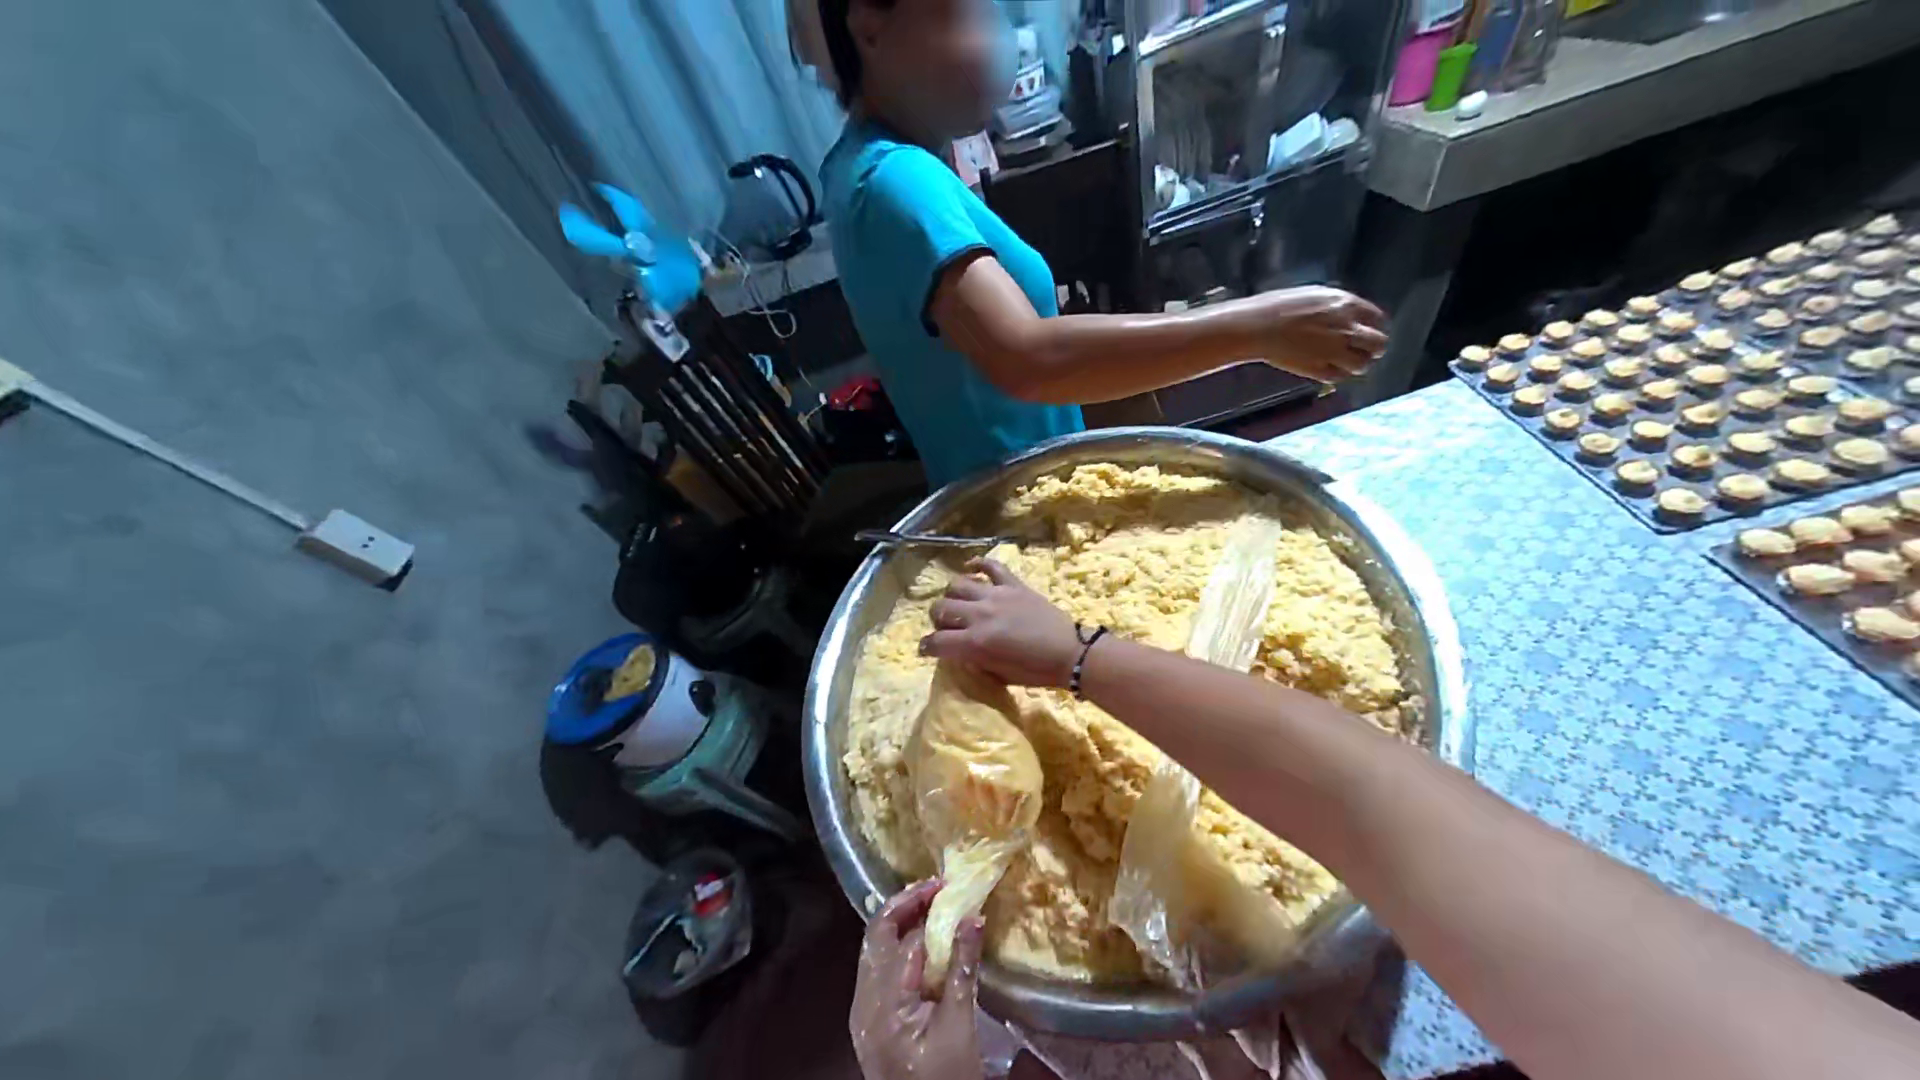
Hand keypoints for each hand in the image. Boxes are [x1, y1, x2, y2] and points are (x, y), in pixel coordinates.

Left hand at [852, 880, 987, 1079]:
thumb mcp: (959, 1026)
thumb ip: (962, 967)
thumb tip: (973, 916)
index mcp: (882, 1003)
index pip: (903, 940)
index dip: (927, 910)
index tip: (952, 889)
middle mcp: (863, 1001)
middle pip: (876, 935)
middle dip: (905, 905)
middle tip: (937, 887)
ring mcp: (862, 1011)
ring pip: (873, 948)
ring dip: (900, 922)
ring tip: (931, 904)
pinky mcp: (870, 1019)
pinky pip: (877, 967)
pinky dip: (897, 945)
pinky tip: (920, 940)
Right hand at [920, 559, 1080, 687]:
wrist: (1070, 652)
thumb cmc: (1035, 670)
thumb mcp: (997, 674)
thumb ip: (973, 659)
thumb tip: (958, 650)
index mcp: (976, 642)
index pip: (936, 641)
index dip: (926, 647)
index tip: (927, 649)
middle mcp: (980, 615)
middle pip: (940, 608)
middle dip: (936, 620)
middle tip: (946, 627)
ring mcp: (996, 595)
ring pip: (957, 585)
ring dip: (952, 596)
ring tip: (959, 604)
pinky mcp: (1013, 584)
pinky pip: (990, 565)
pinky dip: (978, 564)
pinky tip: (971, 569)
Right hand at [1242, 286, 1388, 382]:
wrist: (1256, 327)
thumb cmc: (1277, 306)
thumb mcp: (1314, 295)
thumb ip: (1336, 306)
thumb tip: (1345, 315)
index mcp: (1347, 305)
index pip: (1377, 319)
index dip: (1372, 327)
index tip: (1366, 333)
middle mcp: (1346, 328)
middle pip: (1377, 343)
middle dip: (1372, 349)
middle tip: (1361, 352)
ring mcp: (1334, 351)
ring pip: (1361, 364)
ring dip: (1355, 365)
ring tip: (1344, 364)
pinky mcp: (1318, 369)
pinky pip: (1338, 378)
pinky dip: (1336, 376)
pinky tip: (1326, 370)